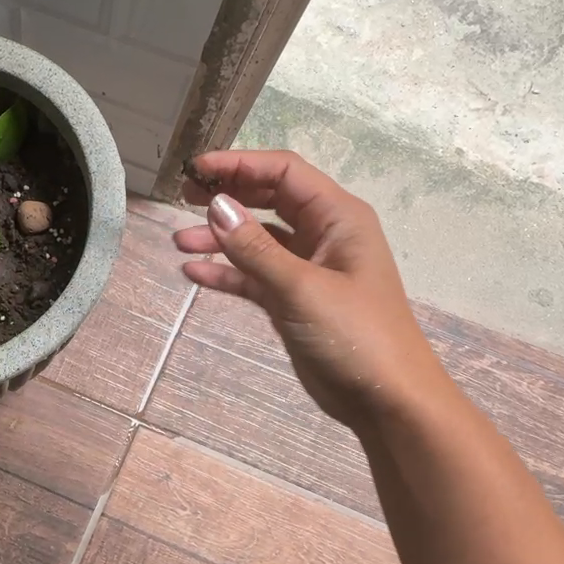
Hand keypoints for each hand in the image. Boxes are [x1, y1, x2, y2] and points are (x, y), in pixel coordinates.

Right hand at [176, 150, 451, 429]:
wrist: (384, 397)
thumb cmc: (354, 335)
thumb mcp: (301, 287)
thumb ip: (255, 248)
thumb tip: (215, 206)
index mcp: (338, 217)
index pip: (283, 173)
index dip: (239, 165)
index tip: (194, 172)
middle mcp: (322, 235)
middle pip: (268, 200)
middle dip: (227, 195)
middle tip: (181, 198)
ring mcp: (306, 269)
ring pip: (256, 240)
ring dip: (219, 238)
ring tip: (179, 241)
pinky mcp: (291, 300)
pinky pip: (252, 276)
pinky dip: (225, 272)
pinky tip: (194, 273)